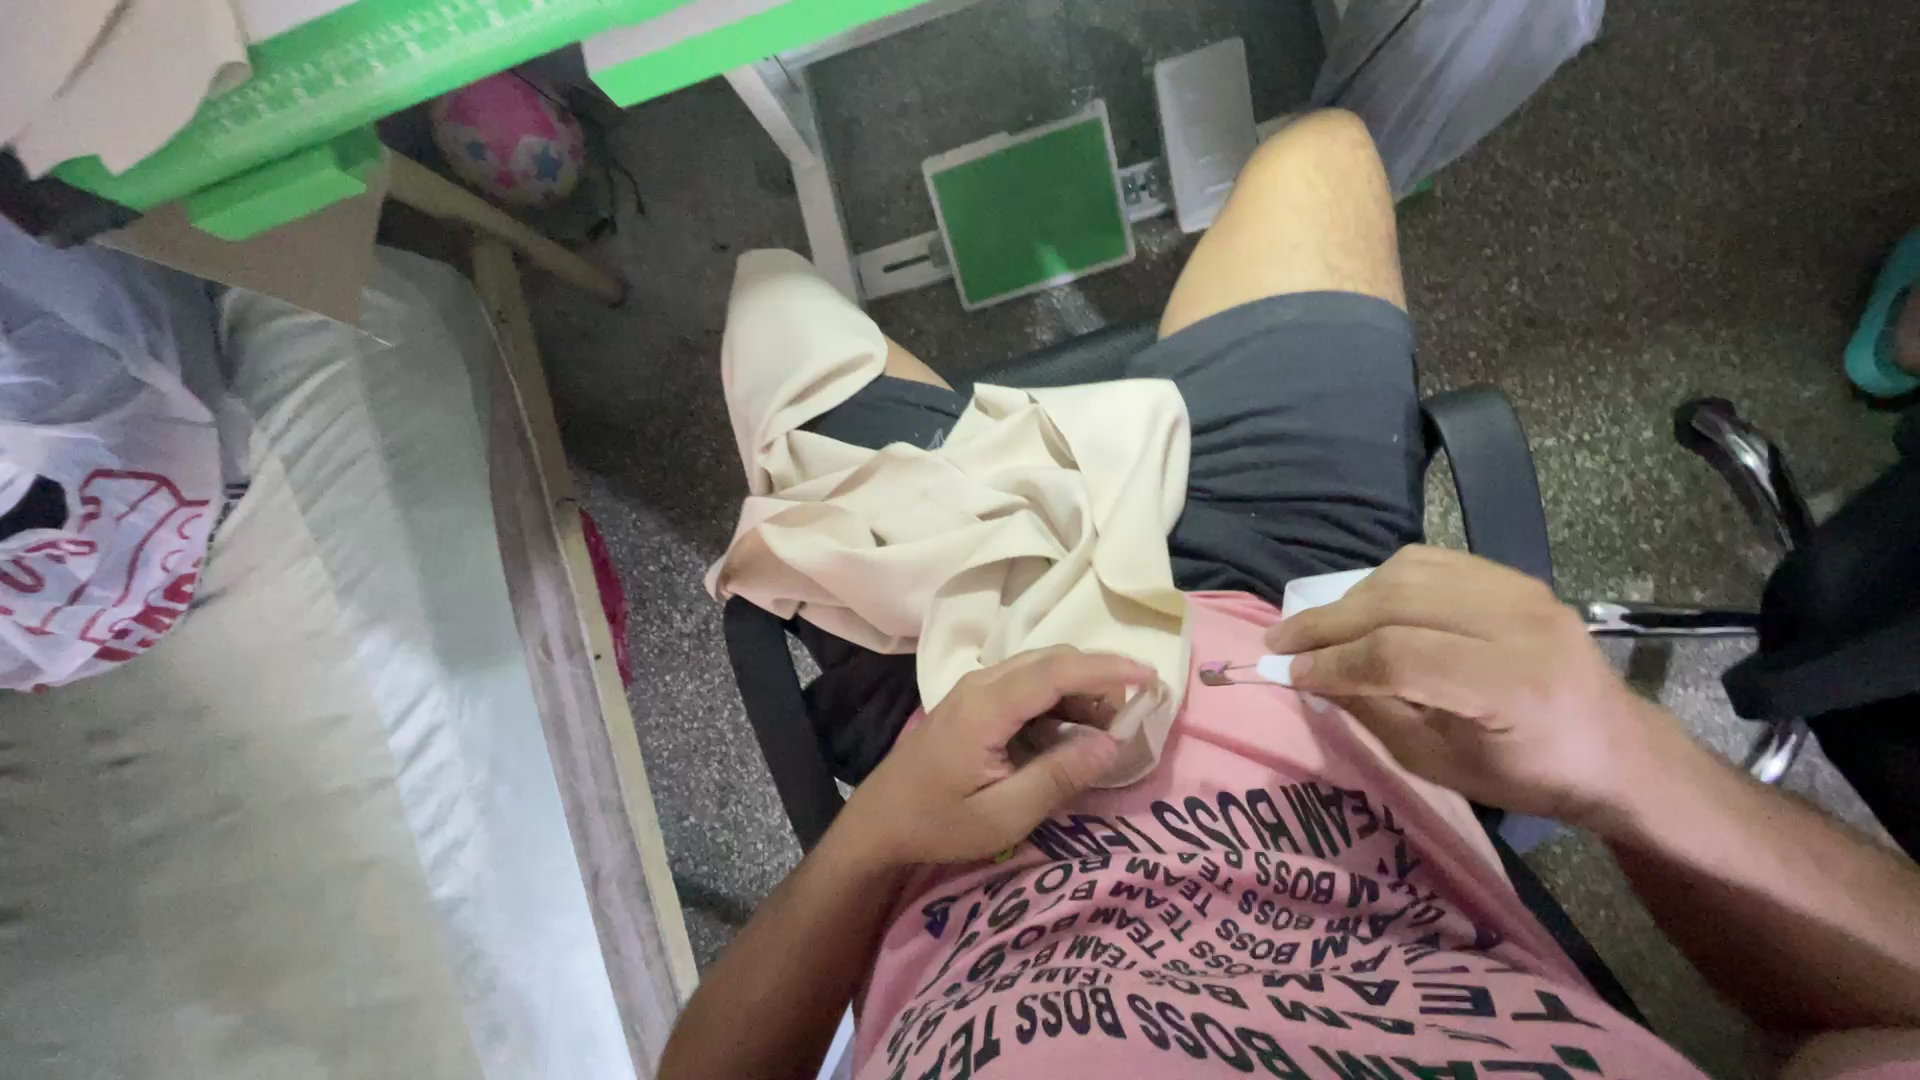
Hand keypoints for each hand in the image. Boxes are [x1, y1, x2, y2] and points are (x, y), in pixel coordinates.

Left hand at [837, 647, 1152, 865]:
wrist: (880, 822)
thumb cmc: (939, 823)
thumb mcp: (1004, 815)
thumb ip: (1059, 776)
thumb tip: (1113, 743)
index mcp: (986, 707)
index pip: (1056, 671)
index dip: (1106, 669)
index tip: (1150, 677)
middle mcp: (980, 683)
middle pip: (1051, 660)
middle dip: (1099, 678)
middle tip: (1133, 713)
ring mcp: (974, 688)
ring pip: (1039, 668)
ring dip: (1079, 687)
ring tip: (1108, 727)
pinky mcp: (973, 700)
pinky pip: (1025, 683)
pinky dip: (1057, 697)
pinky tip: (1070, 730)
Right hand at [1265, 546, 1682, 827]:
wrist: (1616, 750)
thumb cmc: (1527, 773)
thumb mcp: (1441, 763)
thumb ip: (1372, 711)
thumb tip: (1308, 674)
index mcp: (1512, 687)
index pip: (1398, 656)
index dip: (1333, 662)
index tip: (1289, 672)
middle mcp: (1520, 625)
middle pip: (1395, 604)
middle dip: (1326, 623)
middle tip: (1281, 640)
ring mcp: (1521, 592)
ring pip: (1406, 573)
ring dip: (1349, 598)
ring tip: (1318, 626)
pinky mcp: (1514, 578)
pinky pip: (1428, 561)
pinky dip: (1382, 580)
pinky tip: (1362, 605)